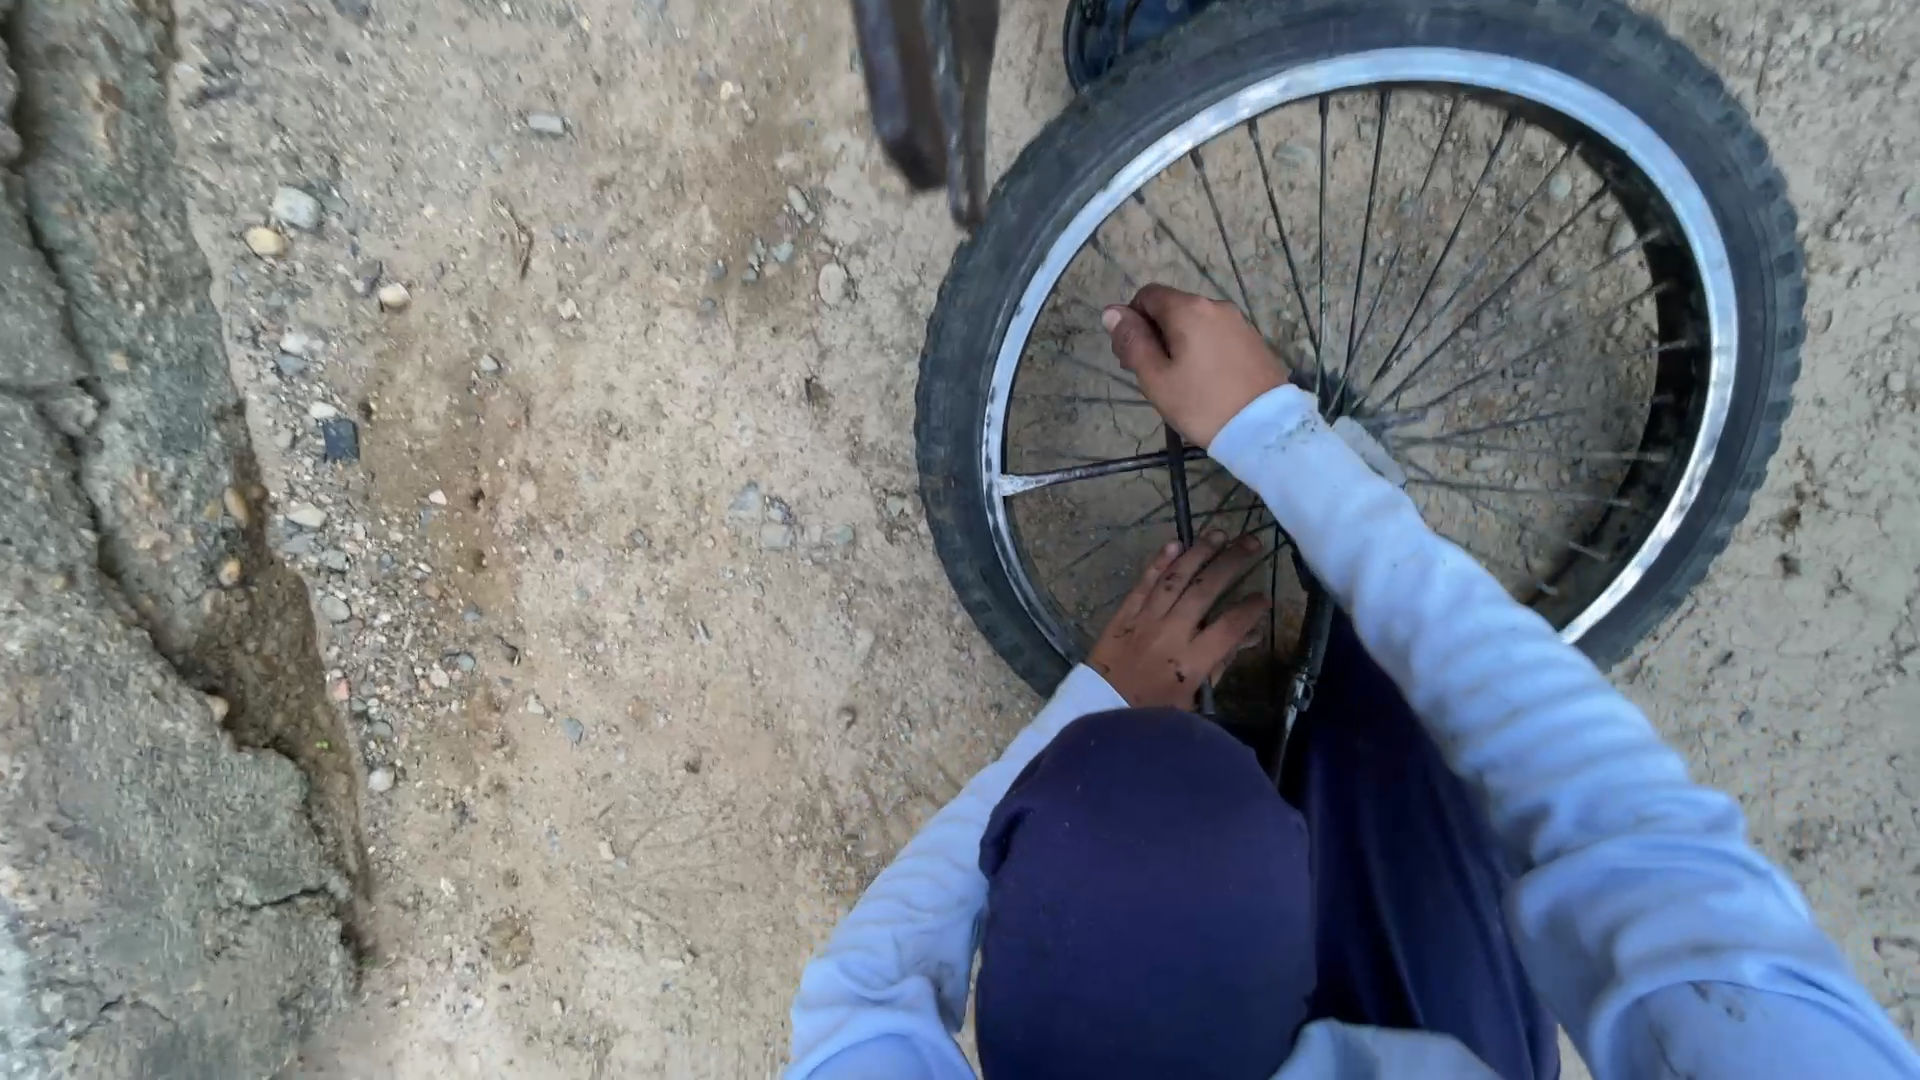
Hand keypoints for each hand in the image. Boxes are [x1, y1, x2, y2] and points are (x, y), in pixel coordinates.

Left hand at [1085, 530, 1270, 709]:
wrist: (1100, 707)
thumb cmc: (1151, 709)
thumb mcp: (1193, 697)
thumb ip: (1220, 664)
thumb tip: (1249, 635)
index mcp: (1190, 662)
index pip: (1229, 626)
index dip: (1250, 609)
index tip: (1264, 597)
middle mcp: (1170, 633)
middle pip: (1205, 590)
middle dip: (1231, 563)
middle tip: (1251, 543)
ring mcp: (1144, 619)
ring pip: (1175, 578)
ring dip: (1198, 553)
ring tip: (1218, 534)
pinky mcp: (1124, 613)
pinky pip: (1144, 583)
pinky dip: (1159, 562)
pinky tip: (1175, 544)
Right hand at [1102, 285, 1289, 446]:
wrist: (1263, 426)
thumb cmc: (1201, 404)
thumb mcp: (1156, 378)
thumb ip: (1132, 341)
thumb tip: (1111, 312)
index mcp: (1188, 310)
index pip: (1147, 295)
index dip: (1131, 320)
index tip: (1130, 354)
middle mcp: (1215, 306)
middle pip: (1172, 308)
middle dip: (1153, 333)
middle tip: (1148, 374)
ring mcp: (1238, 322)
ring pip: (1194, 323)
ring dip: (1176, 342)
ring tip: (1176, 381)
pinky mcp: (1252, 340)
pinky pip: (1215, 335)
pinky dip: (1200, 348)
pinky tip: (1201, 379)